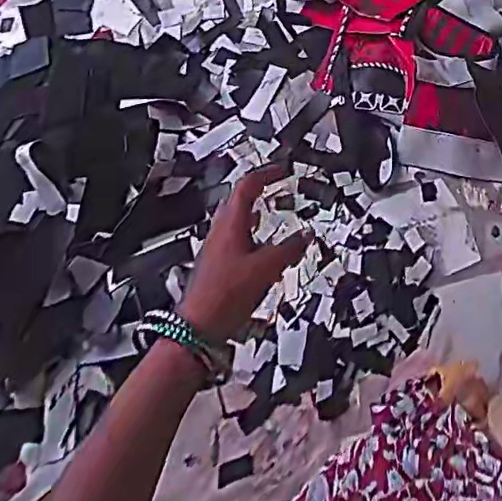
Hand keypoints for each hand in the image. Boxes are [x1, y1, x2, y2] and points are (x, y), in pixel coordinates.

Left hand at [179, 165, 308, 339]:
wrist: (197, 330)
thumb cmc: (223, 296)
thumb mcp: (265, 269)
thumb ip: (288, 250)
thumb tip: (304, 237)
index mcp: (230, 224)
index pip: (247, 185)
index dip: (266, 174)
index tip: (281, 170)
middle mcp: (219, 231)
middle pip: (238, 199)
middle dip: (259, 190)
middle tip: (276, 186)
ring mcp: (215, 248)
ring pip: (236, 219)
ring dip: (254, 211)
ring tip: (271, 213)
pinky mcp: (215, 265)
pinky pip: (234, 239)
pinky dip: (250, 234)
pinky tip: (260, 249)